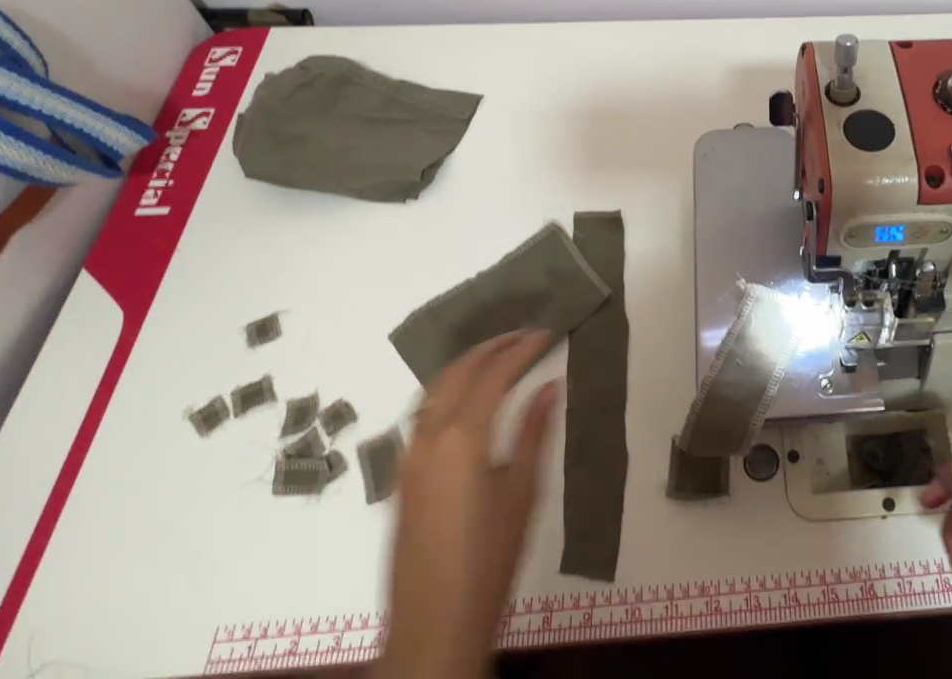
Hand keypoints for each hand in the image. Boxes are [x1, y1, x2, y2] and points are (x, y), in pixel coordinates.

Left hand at [378, 329, 559, 678]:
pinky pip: (423, 412)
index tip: (547, 331)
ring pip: (433, 389)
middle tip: (524, 334)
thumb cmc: (491, 558)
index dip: (521, 348)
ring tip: (498, 355)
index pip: (493, 374)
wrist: (434, 620)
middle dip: (490, 346)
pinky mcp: (402, 473)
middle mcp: (429, 436)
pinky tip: (467, 398)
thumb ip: (533, 432)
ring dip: (465, 364)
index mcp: (462, 437)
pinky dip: (447, 389)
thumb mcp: (523, 493)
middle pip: (456, 372)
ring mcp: (409, 454)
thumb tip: (549, 386)